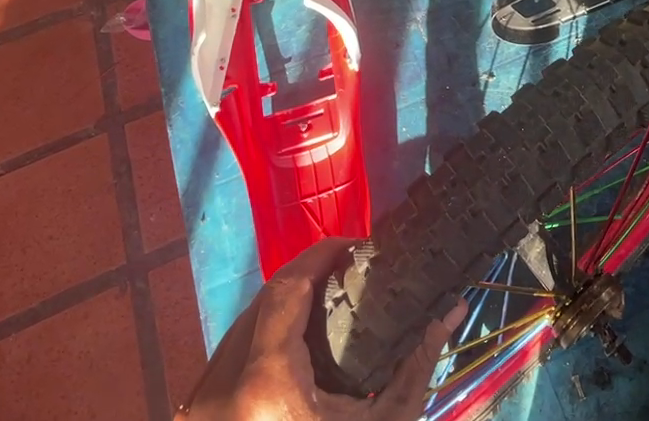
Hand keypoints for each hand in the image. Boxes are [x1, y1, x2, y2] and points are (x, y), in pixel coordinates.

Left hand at [182, 238, 467, 420]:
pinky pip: (234, 349)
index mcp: (269, 381)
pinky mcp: (197, 408)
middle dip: (308, 273)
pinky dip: (267, 331)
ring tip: (328, 295)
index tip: (356, 245)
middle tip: (348, 267)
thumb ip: (415, 368)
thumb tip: (451, 311)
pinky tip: (298, 338)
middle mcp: (225, 380)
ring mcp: (203, 395)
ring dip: (286, 301)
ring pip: (246, 320)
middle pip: (267, 296)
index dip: (321, 254)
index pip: (288, 288)